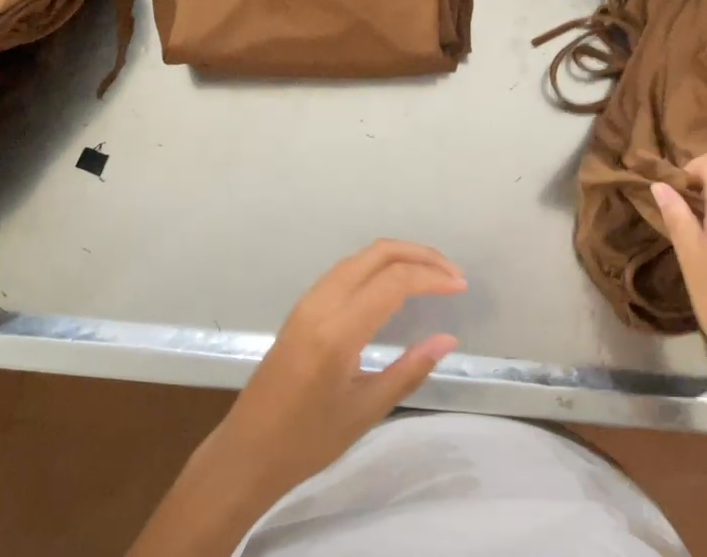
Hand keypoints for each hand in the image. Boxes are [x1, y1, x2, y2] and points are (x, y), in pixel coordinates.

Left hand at [210, 240, 464, 493]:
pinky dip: (377, 266)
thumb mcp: (366, 410)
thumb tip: (448, 339)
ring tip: (431, 276)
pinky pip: (345, 271)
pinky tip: (395, 286)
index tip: (461, 287)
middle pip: (376, 254)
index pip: (393, 282)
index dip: (432, 277)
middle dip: (419, 255)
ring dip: (398, 257)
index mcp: (337, 332)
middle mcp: (320, 305)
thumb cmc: (307, 441)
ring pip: (359, 258)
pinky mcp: (301, 309)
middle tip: (452, 273)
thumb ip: (410, 369)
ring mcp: (306, 303)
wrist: (246, 453)